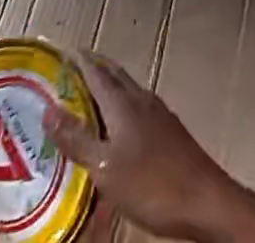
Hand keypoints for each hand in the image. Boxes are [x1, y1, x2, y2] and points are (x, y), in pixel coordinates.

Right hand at [44, 51, 254, 242]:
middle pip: (115, 75)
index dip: (78, 61)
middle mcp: (141, 100)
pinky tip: (121, 127)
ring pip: (128, 91)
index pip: (96, 72)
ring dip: (110, 88)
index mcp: (123, 103)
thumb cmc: (152, 184)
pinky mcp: (170, 132)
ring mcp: (159, 115)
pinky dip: (123, 107)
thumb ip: (77, 139)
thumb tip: (48, 109)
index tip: (63, 51)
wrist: (206, 202)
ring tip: (92, 96)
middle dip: (95, 68)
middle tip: (75, 68)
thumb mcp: (105, 168)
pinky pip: (139, 108)